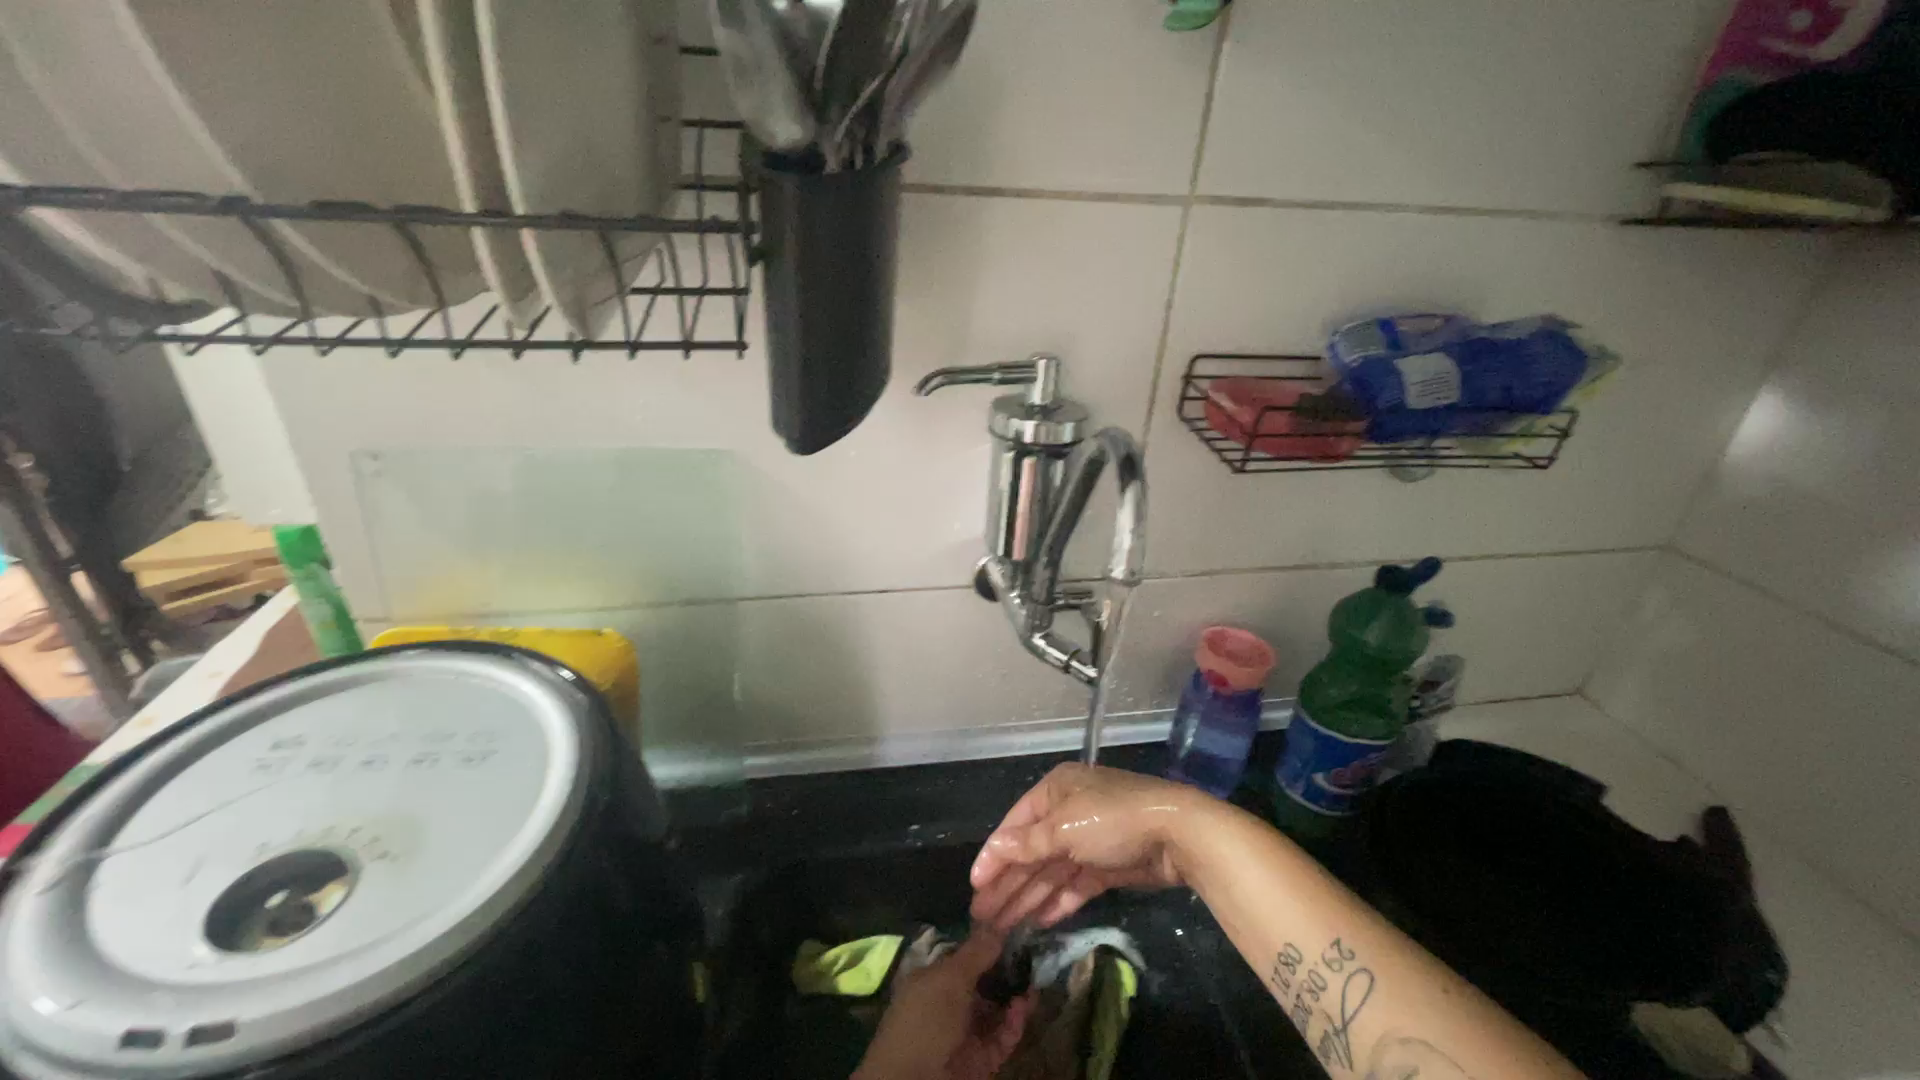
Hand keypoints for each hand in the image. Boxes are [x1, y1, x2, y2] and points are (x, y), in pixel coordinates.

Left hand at [854, 930, 1033, 1079]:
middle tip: (1032, 959)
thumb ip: (976, 953)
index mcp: (932, 982)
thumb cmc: (924, 1021)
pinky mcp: (981, 1060)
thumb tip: (998, 922)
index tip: (1014, 934)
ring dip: (1015, 998)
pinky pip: (1002, 1037)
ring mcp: (965, 1034)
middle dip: (1007, 974)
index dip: (987, 947)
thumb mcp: (948, 980)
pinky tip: (1024, 1007)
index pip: (963, 960)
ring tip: (1033, 983)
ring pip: (996, 1011)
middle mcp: (948, 1006)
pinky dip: (1014, 1023)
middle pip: (983, 985)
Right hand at [969, 764, 1213, 930]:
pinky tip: (1039, 921)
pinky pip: (1075, 884)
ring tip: (1003, 927)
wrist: (1178, 835)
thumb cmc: (1113, 820)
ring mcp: (1090, 839)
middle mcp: (1069, 811)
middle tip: (982, 917)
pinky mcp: (1108, 865)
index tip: (975, 885)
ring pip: (1051, 872)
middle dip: (1008, 884)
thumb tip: (996, 848)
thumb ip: (1029, 844)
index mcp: (1056, 790)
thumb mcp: (1066, 828)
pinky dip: (1058, 901)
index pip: (1016, 825)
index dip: (994, 856)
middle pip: (1031, 852)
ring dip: (1028, 897)